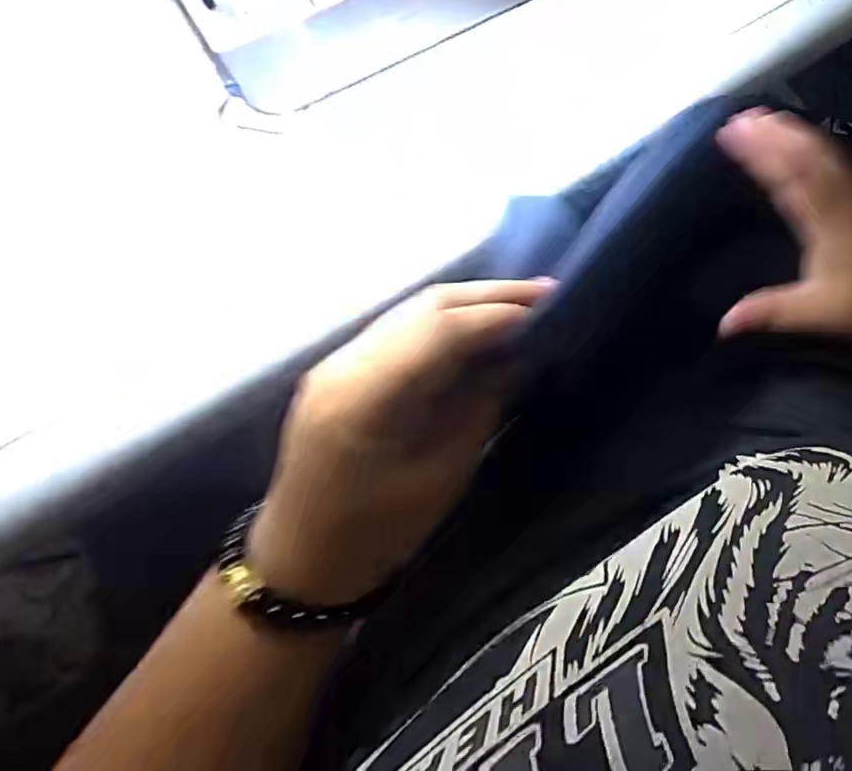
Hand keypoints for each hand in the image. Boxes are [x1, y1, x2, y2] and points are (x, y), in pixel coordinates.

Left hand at [247, 279, 550, 604]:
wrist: (301, 559)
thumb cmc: (381, 529)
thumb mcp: (447, 468)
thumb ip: (484, 400)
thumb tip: (524, 353)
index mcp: (365, 400)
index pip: (441, 331)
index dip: (499, 313)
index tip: (550, 308)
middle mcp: (344, 367)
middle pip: (428, 306)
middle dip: (493, 294)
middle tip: (547, 291)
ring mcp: (337, 361)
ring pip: (416, 307)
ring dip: (474, 298)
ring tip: (525, 299)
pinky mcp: (343, 365)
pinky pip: (405, 322)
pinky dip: (450, 314)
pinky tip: (482, 318)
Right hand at [716, 108, 851, 337]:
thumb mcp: (819, 311)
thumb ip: (771, 311)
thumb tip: (724, 324)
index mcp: (826, 222)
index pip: (789, 177)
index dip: (761, 152)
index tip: (733, 133)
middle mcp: (840, 201)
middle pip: (806, 157)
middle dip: (774, 135)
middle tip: (744, 116)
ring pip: (823, 156)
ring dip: (795, 134)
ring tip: (769, 118)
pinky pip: (836, 165)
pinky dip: (816, 147)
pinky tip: (807, 142)